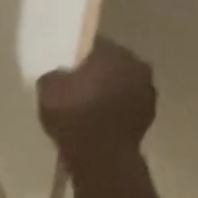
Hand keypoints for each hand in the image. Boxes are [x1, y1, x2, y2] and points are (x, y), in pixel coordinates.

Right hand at [38, 38, 156, 172]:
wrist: (101, 154)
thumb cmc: (73, 116)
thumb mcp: (47, 90)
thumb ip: (54, 75)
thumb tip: (61, 75)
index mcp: (112, 53)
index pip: (92, 44)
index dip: (77, 55)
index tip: (65, 68)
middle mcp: (136, 64)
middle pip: (111, 62)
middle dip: (97, 72)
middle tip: (76, 87)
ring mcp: (147, 88)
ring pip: (123, 82)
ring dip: (109, 90)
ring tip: (88, 106)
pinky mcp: (150, 111)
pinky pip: (129, 103)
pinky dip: (117, 108)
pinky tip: (100, 121)